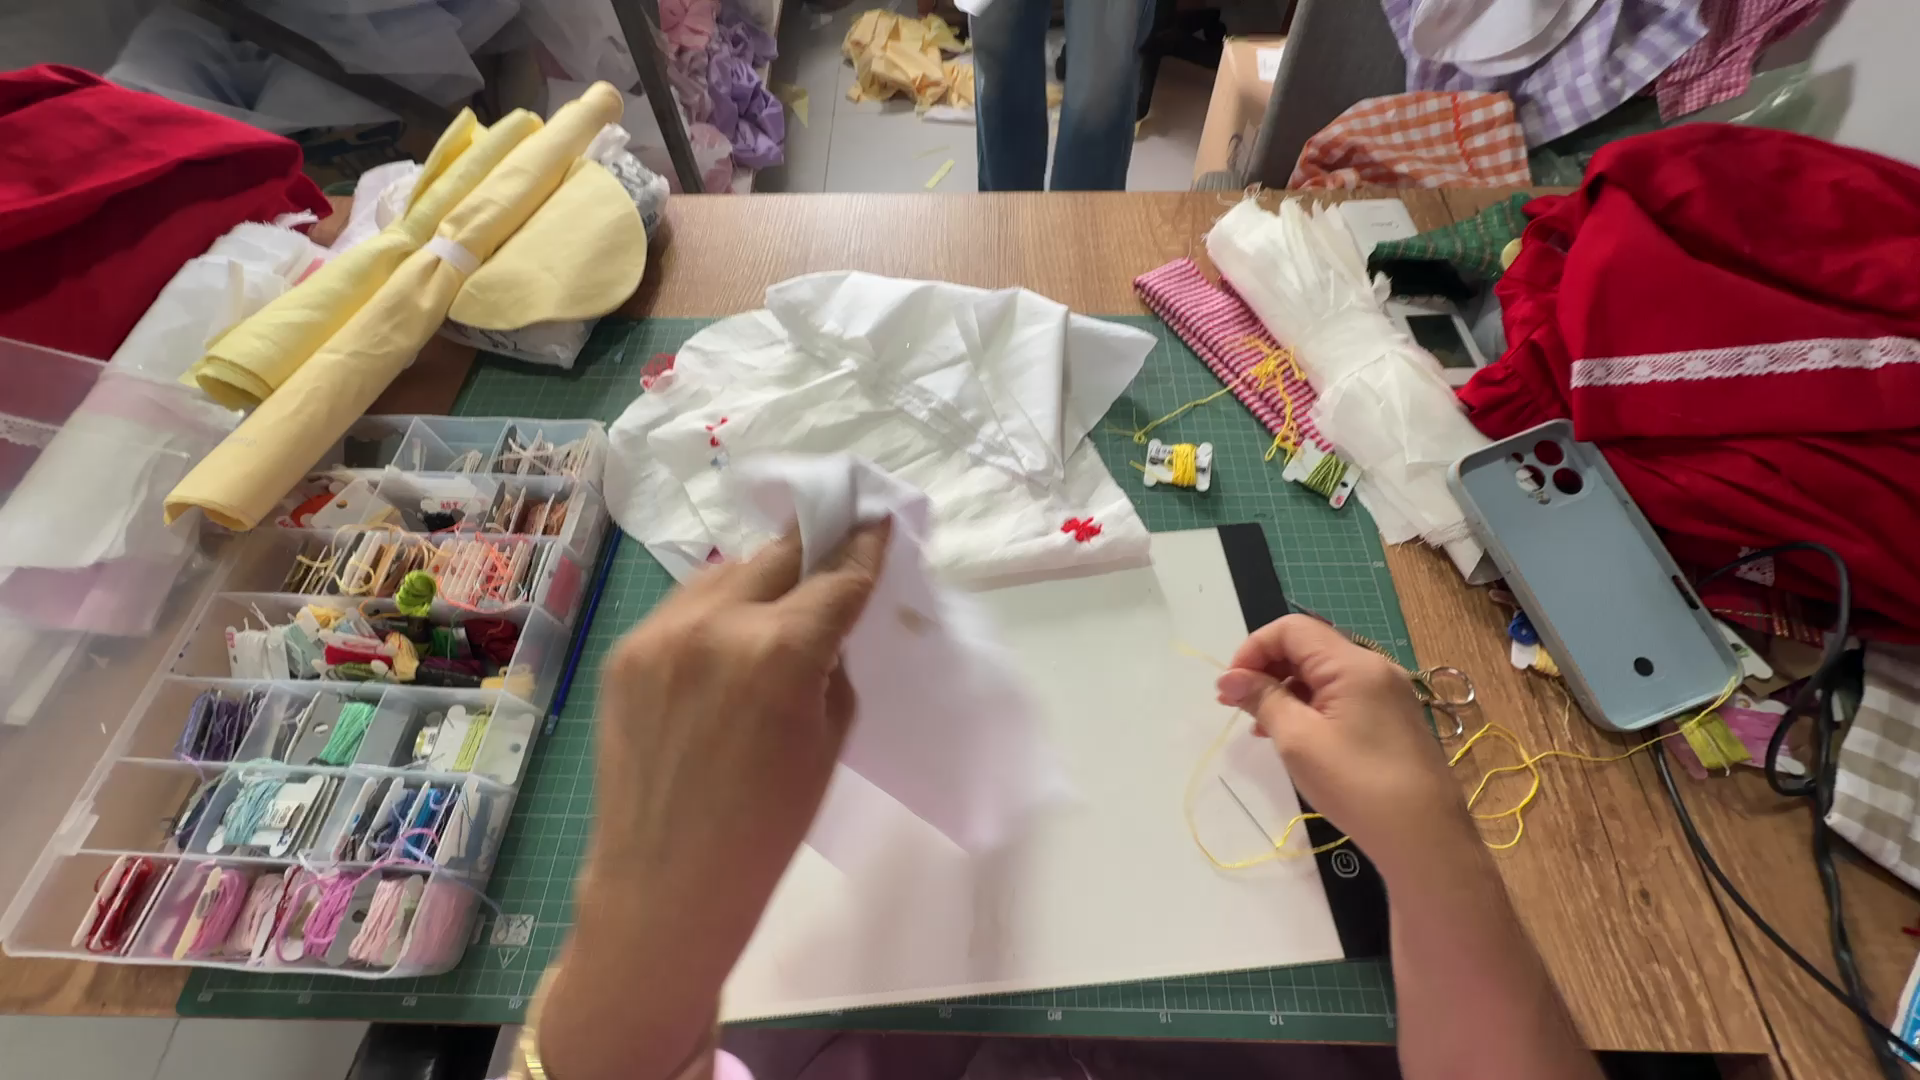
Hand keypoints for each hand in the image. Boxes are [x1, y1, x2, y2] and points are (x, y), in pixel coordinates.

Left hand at [581, 520, 891, 954]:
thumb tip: (824, 615)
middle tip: (836, 540)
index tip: (878, 521)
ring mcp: (662, 633)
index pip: (839, 577)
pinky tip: (731, 631)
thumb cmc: (771, 822)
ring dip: (764, 574)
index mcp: (781, 651)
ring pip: (728, 571)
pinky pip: (687, 604)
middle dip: (816, 545)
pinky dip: (720, 606)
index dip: (865, 547)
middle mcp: (718, 623)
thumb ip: (830, 659)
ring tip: (781, 592)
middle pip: (781, 554)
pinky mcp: (626, 650)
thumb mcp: (830, 734)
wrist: (667, 882)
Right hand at [1213, 615, 1472, 877]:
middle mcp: (1374, 668)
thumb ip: (1261, 699)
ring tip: (1260, 725)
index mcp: (1353, 664)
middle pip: (1307, 647)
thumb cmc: (1357, 785)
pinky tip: (1292, 735)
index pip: (1292, 629)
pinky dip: (1308, 704)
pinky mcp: (1391, 717)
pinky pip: (1339, 694)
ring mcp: (1387, 693)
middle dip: (1266, 668)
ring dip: (1284, 688)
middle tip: (1236, 704)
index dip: (1253, 648)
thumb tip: (1229, 678)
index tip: (1232, 685)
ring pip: (1321, 672)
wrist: (1426, 842)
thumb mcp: (1297, 739)